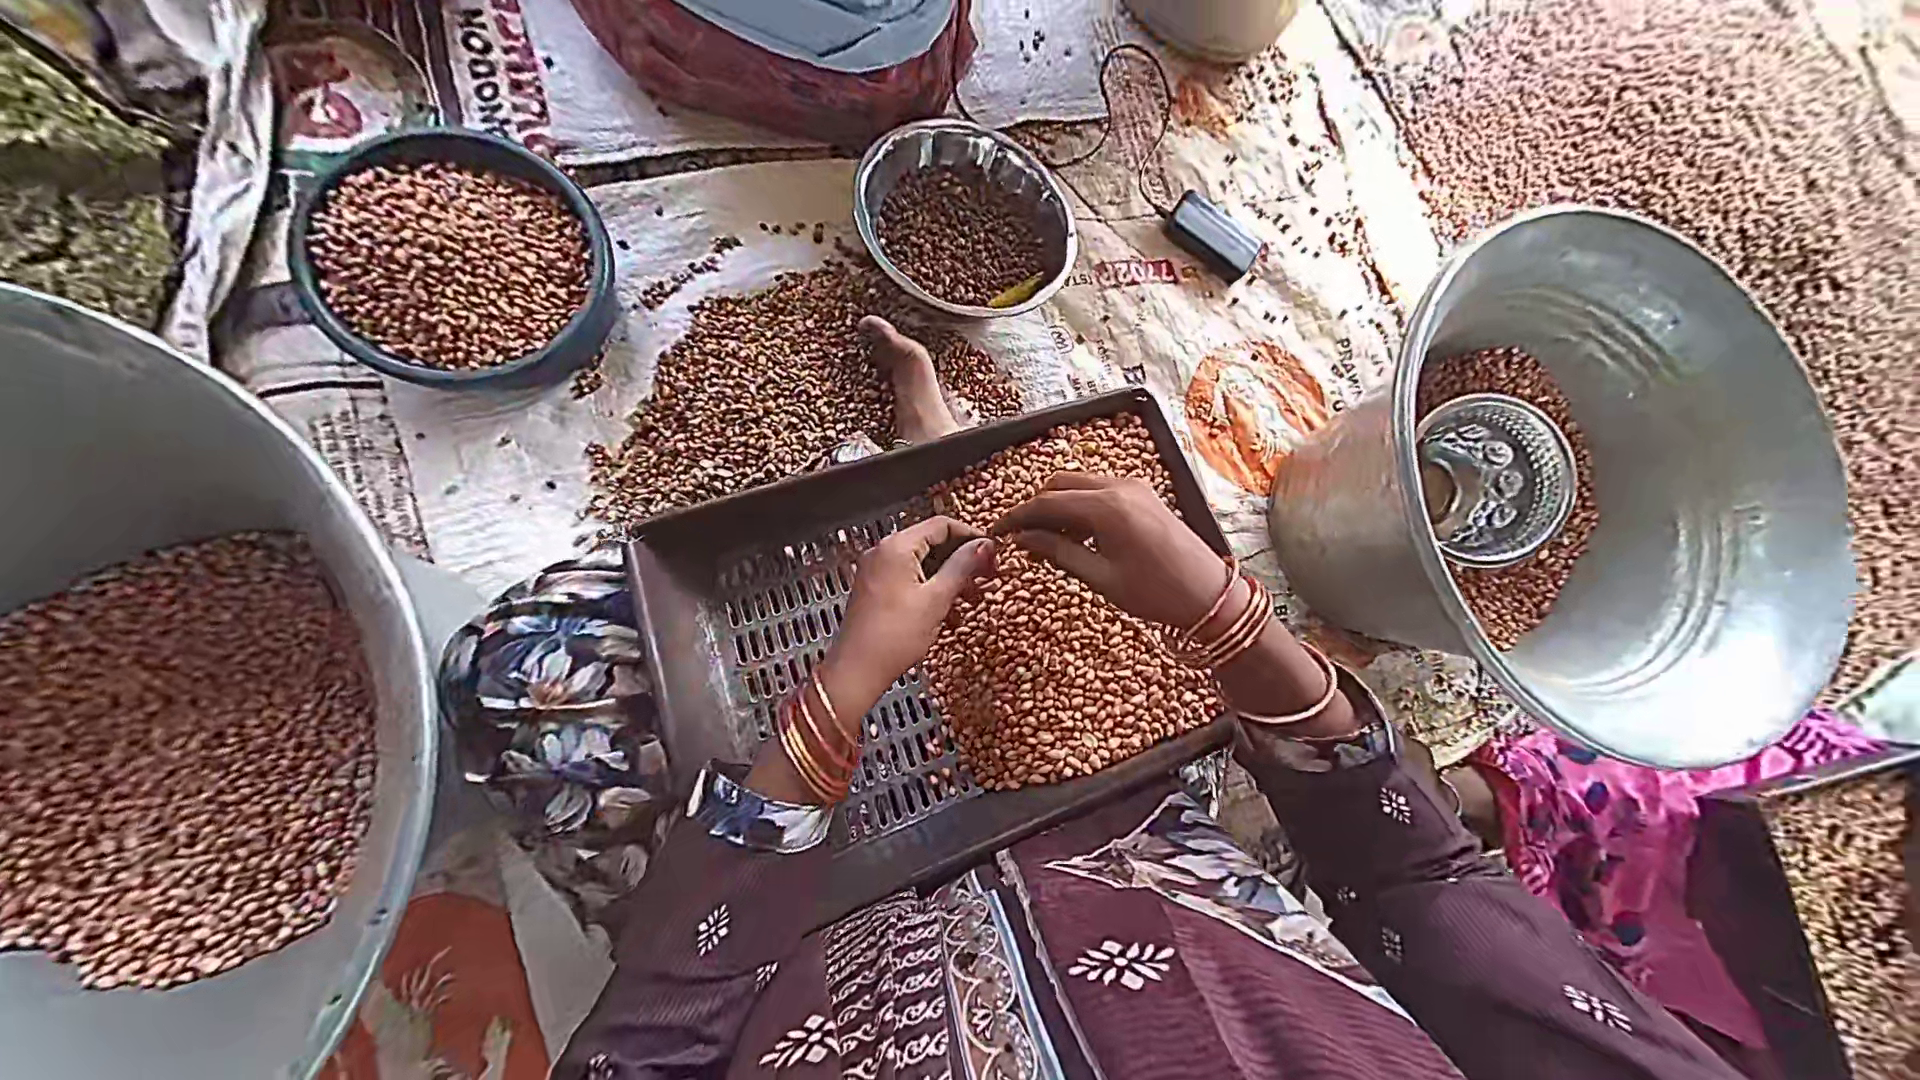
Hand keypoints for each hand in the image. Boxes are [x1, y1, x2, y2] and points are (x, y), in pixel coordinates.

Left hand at [817, 516, 996, 720]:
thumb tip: (983, 546)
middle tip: (985, 575)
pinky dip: (930, 588)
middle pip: (931, 542)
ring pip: (921, 562)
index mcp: (896, 547)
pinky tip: (946, 610)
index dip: (970, 536)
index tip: (990, 552)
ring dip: (948, 576)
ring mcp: (876, 570)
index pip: (941, 525)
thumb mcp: (937, 599)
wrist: (857, 671)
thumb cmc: (892, 637)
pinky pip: (909, 578)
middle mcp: (882, 553)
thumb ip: (962, 567)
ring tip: (969, 597)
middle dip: (961, 559)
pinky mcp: (875, 589)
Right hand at [993, 473, 1226, 628]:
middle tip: (1021, 538)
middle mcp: (1119, 486)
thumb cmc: (1156, 592)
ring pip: (1078, 485)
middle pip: (1059, 484)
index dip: (1016, 517)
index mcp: (1107, 507)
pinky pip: (1098, 490)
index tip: (997, 532)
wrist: (1210, 595)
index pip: (1046, 502)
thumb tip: (1022, 539)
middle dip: (1035, 508)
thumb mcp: (1099, 577)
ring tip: (1046, 543)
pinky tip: (1075, 536)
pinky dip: (1079, 507)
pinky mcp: (1143, 493)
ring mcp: (1134, 486)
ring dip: (1057, 507)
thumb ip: (1057, 552)